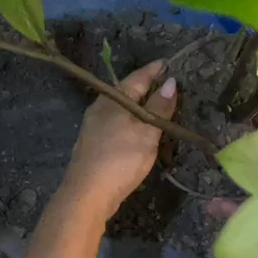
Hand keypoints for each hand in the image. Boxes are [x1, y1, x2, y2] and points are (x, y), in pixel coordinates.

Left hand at [63, 60, 177, 213]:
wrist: (87, 194)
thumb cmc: (120, 159)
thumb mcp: (146, 132)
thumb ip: (159, 107)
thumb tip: (170, 82)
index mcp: (113, 100)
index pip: (138, 77)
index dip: (155, 70)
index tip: (170, 63)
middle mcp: (101, 108)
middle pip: (128, 92)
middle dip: (148, 87)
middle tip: (170, 85)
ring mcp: (95, 127)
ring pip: (122, 110)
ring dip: (141, 106)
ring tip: (160, 107)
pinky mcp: (95, 144)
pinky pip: (118, 124)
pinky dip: (133, 122)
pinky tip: (141, 130)